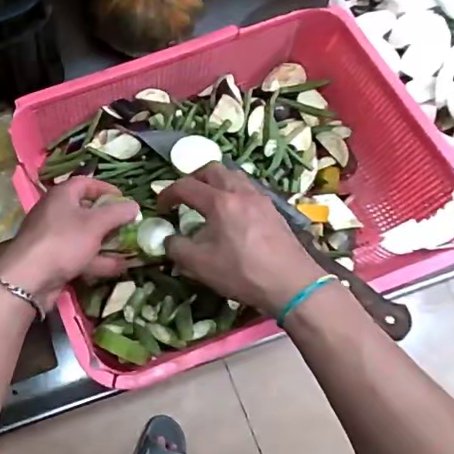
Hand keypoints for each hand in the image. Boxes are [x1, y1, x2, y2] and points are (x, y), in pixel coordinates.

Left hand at [0, 177, 138, 307]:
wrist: (29, 278)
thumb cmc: (63, 241)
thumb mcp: (95, 224)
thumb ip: (117, 213)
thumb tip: (134, 205)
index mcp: (62, 195)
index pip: (85, 183)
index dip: (106, 189)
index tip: (124, 199)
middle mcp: (55, 212)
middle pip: (86, 211)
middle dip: (110, 220)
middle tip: (130, 226)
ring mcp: (53, 238)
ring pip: (85, 236)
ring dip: (107, 243)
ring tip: (131, 249)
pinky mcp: (53, 260)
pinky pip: (80, 256)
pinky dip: (98, 260)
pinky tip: (119, 268)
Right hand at [159, 165, 319, 315]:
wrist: (292, 284)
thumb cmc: (242, 273)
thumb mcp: (200, 265)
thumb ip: (177, 248)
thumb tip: (170, 239)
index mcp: (219, 201)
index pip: (186, 186)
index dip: (168, 194)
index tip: (161, 207)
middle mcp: (240, 192)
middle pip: (212, 170)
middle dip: (193, 179)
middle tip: (185, 196)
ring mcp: (261, 199)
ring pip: (234, 176)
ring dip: (216, 183)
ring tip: (208, 202)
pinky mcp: (274, 210)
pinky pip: (248, 189)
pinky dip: (233, 193)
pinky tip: (232, 215)